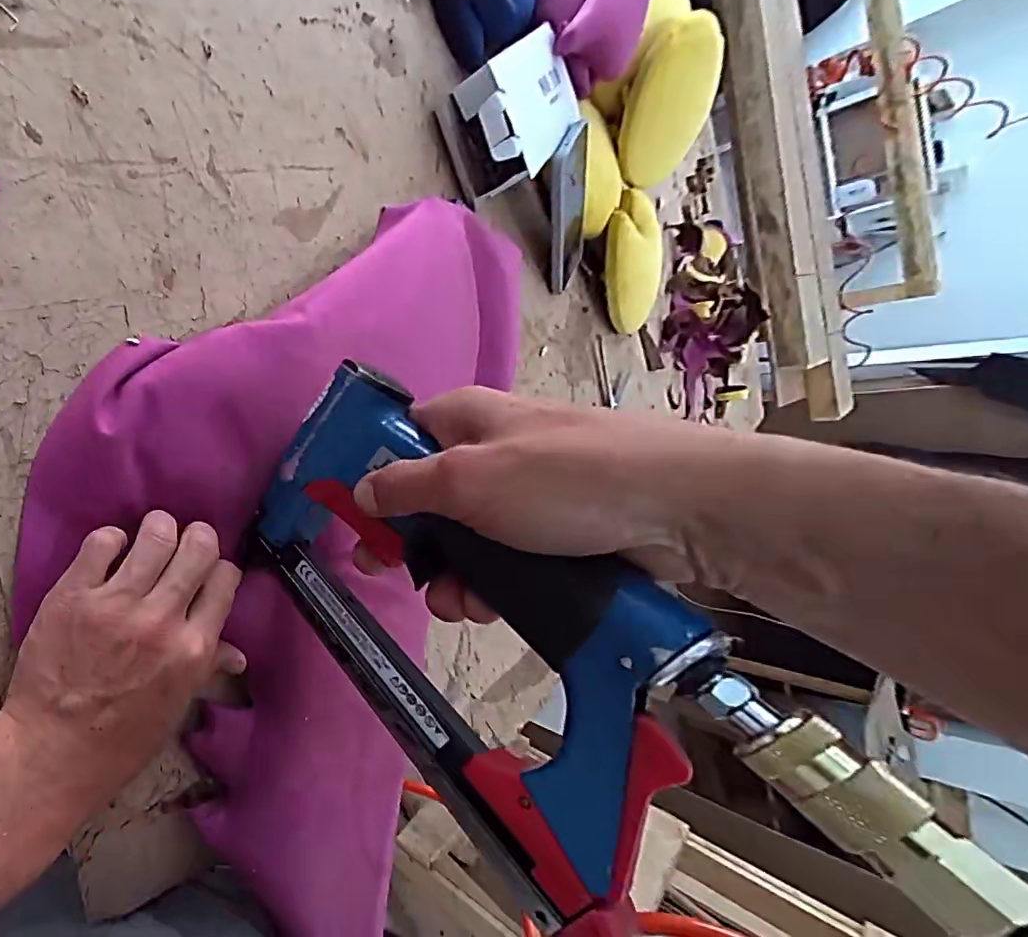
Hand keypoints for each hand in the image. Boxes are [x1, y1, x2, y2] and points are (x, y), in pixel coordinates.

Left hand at [0, 511, 244, 812]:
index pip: (225, 577)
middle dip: (197, 538)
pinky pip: (102, 541)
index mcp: (193, 648)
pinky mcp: (74, 595)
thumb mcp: (177, 706)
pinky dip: (112, 539)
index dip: (219, 569)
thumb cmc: (122, 737)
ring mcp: (116, 604)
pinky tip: (111, 554)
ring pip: (156, 533)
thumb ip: (208, 668)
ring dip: (159, 528)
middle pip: (199, 545)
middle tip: (184, 546)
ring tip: (151, 540)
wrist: (51, 753)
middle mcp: (161, 620)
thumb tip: (238, 655)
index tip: (206, 575)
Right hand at [352, 387, 731, 620]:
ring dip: (449, 572)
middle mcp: (489, 450)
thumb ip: (406, 486)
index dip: (369, 474)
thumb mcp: (469, 479)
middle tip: (383, 570)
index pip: (398, 437)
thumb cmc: (562, 480)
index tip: (349, 515)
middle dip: (408, 538)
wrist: (679, 509)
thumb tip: (360, 490)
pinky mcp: (550, 533)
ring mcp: (522, 494)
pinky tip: (488, 608)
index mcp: (464, 419)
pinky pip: (501, 560)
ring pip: (462, 536)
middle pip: (426, 494)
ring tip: (454, 603)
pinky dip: (488, 585)